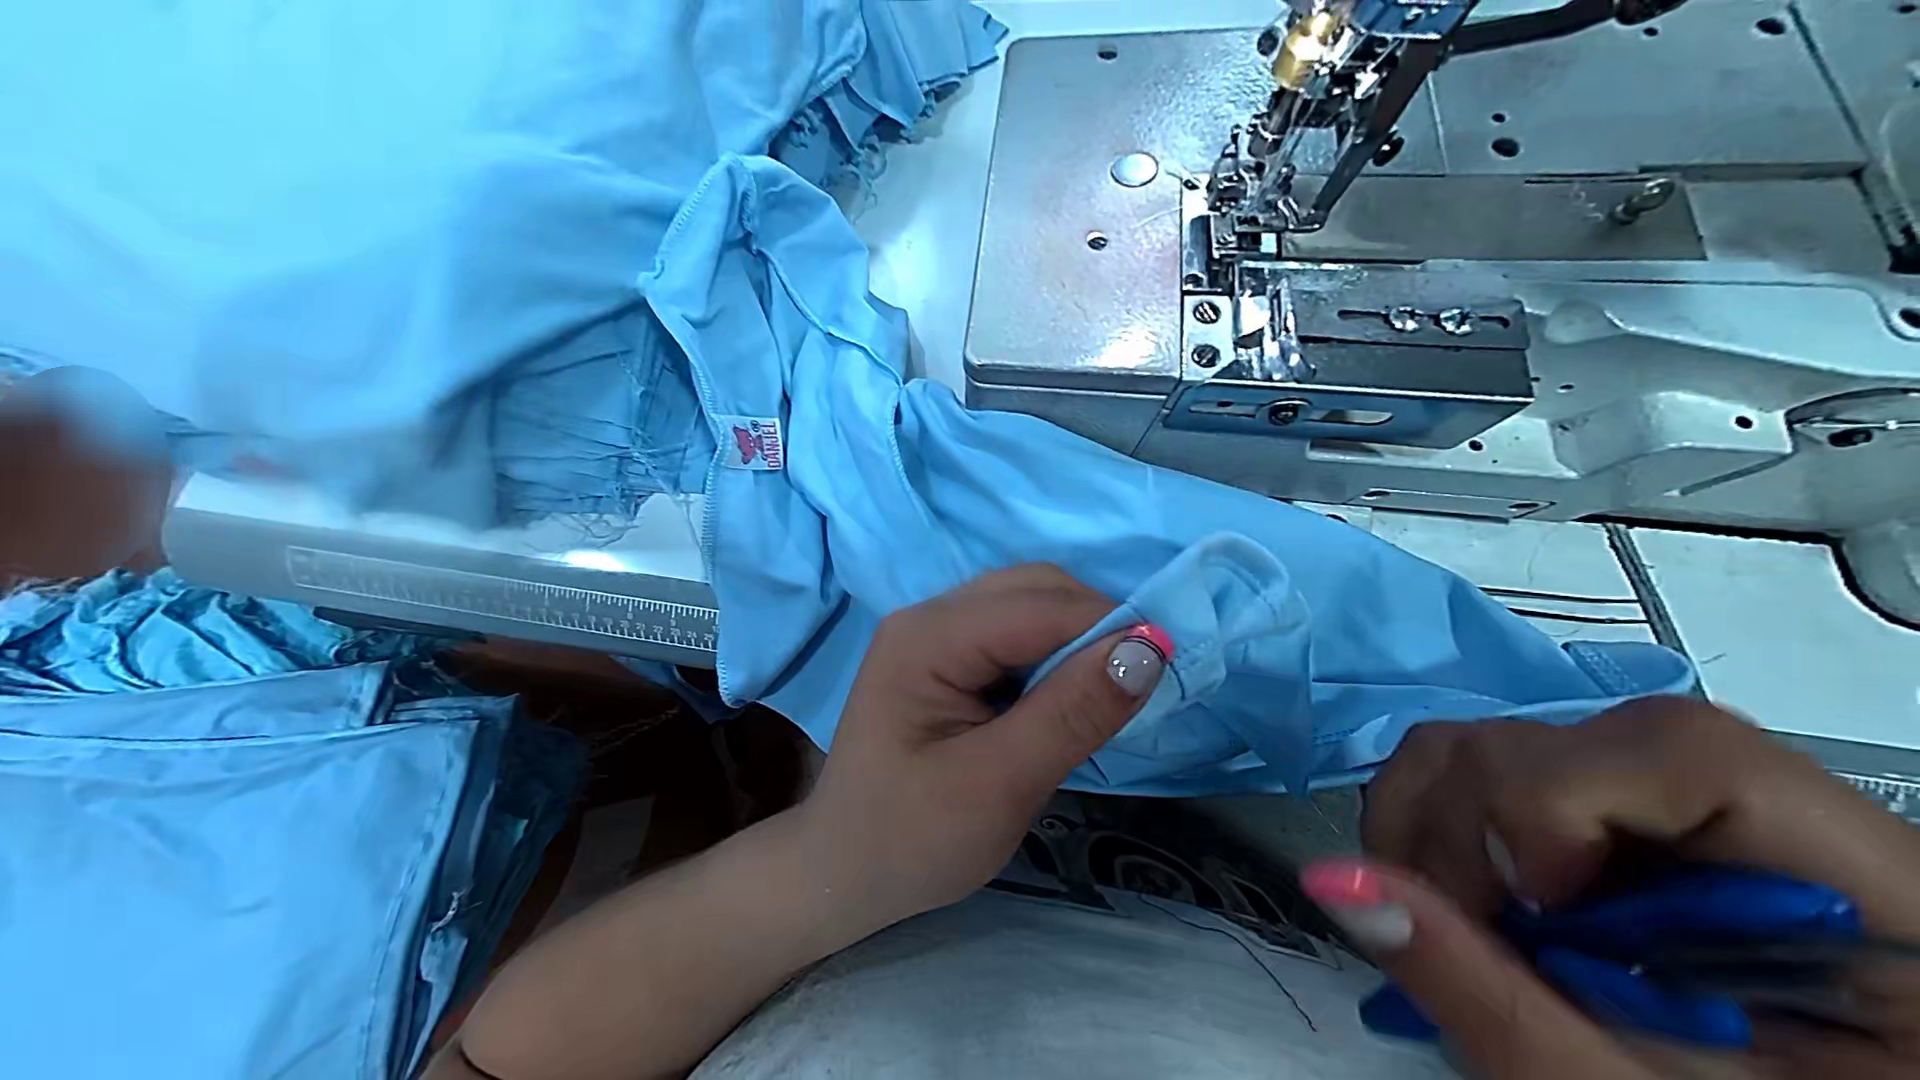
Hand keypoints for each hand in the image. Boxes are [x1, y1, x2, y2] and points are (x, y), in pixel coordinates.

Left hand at [794, 563, 1166, 927]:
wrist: (844, 871)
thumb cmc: (912, 839)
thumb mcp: (999, 784)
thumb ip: (1072, 713)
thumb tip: (1148, 649)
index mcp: (927, 638)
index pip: (1038, 606)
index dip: (1109, 626)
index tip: (1168, 666)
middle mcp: (928, 616)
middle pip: (1033, 589)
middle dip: (1095, 624)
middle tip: (1136, 684)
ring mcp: (933, 632)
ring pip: (1029, 603)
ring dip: (1077, 636)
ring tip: (1105, 691)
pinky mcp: (945, 655)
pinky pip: (1015, 630)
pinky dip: (1054, 651)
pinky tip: (1065, 691)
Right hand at [1303, 698, 1919, 1078]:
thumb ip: (1488, 996)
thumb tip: (1335, 880)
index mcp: (1862, 888)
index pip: (1681, 754)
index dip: (1557, 806)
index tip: (1528, 915)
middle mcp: (1753, 809)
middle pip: (1554, 737)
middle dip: (1461, 827)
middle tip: (1457, 934)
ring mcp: (1664, 803)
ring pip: (1497, 742)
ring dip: (1428, 822)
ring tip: (1447, 918)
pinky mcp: (1606, 811)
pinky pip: (1485, 771)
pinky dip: (1434, 826)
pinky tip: (1458, 897)